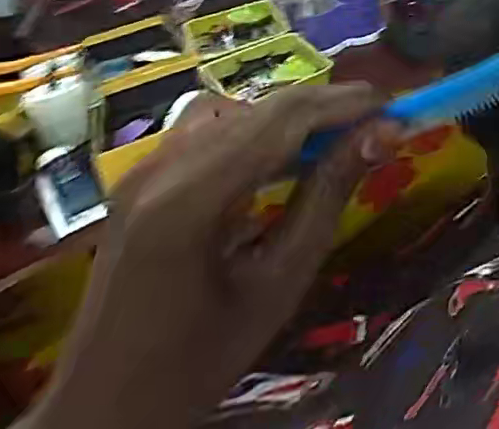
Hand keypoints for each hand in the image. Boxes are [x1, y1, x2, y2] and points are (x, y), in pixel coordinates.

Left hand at [23, 85, 400, 428]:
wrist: (102, 408)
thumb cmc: (201, 358)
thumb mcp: (281, 281)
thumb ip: (330, 194)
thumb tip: (383, 133)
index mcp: (190, 198)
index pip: (285, 117)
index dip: (347, 102)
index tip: (396, 107)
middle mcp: (162, 165)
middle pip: (264, 107)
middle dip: (329, 106)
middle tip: (379, 122)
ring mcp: (145, 165)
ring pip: (240, 108)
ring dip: (295, 115)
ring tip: (337, 138)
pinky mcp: (143, 173)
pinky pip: (213, 127)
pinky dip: (261, 129)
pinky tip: (282, 158)